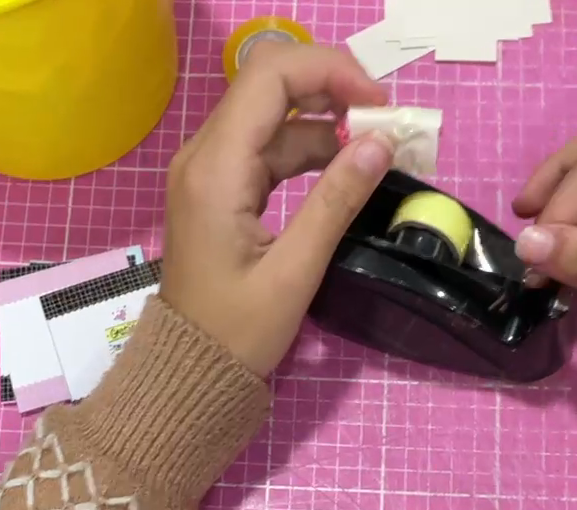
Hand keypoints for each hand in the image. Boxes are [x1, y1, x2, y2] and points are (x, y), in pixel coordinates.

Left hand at [160, 42, 395, 377]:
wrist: (192, 371)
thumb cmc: (238, 333)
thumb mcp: (293, 273)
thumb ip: (335, 203)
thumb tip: (380, 144)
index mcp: (216, 170)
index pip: (271, 77)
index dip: (331, 73)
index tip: (380, 105)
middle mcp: (204, 157)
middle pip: (269, 87)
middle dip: (331, 91)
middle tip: (384, 123)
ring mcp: (208, 173)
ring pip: (270, 120)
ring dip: (324, 125)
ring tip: (374, 149)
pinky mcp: (218, 192)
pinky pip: (264, 153)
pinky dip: (305, 153)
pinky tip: (340, 169)